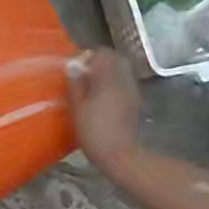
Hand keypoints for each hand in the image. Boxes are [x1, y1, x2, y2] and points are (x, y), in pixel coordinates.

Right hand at [65, 49, 140, 167]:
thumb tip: (73, 65)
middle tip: (84, 75)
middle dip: (100, 61)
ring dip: (108, 71)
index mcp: (108, 78)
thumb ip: (76, 84)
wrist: (120, 154)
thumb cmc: (94, 132)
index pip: (101, 54)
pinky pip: (124, 82)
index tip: (75, 68)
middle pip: (115, 58)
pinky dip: (114, 82)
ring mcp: (132, 90)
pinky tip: (102, 97)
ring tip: (92, 86)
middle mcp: (123, 79)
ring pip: (122, 70)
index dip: (87, 57)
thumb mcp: (78, 108)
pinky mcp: (135, 101)